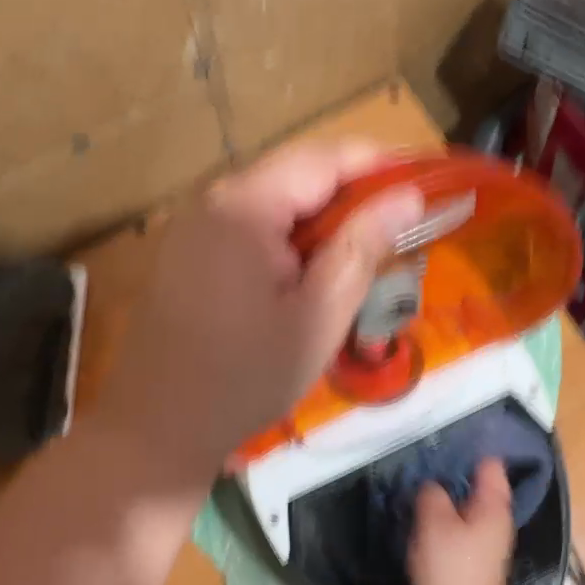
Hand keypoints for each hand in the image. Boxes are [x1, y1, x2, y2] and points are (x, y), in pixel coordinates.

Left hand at [92, 141, 424, 472]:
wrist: (157, 427)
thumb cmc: (245, 377)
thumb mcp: (318, 318)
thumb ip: (362, 249)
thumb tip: (408, 197)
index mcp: (245, 204)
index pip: (326, 157)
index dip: (382, 166)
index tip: (427, 188)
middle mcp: (213, 198)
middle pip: (299, 176)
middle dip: (354, 200)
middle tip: (401, 237)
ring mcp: (193, 225)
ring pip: (277, 204)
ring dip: (323, 226)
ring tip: (362, 264)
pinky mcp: (187, 253)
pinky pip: (251, 230)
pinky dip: (290, 245)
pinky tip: (310, 284)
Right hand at [408, 458, 514, 584]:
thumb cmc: (451, 568)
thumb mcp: (434, 525)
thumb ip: (431, 495)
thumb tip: (431, 486)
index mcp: (494, 503)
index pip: (489, 461)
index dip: (468, 448)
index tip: (442, 440)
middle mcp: (498, 516)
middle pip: (479, 482)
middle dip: (453, 471)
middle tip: (423, 461)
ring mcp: (489, 537)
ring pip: (468, 504)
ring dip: (448, 496)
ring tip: (420, 486)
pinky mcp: (477, 555)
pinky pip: (462, 523)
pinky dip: (447, 516)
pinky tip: (426, 517)